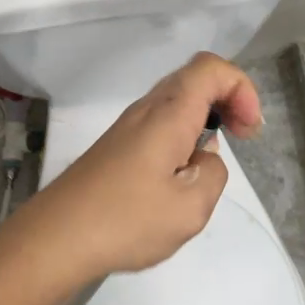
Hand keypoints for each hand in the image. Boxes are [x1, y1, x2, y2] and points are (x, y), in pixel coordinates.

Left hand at [15, 52, 262, 283]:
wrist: (56, 236)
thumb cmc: (126, 220)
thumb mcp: (190, 208)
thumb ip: (212, 176)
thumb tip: (203, 160)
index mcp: (168, 114)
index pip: (211, 68)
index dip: (241, 88)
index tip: (248, 131)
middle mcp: (146, 110)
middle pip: (194, 80)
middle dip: (227, 101)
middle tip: (241, 138)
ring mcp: (126, 128)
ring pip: (175, 103)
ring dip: (203, 121)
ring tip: (209, 164)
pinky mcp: (115, 149)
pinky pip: (158, 125)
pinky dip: (182, 137)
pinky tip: (178, 178)